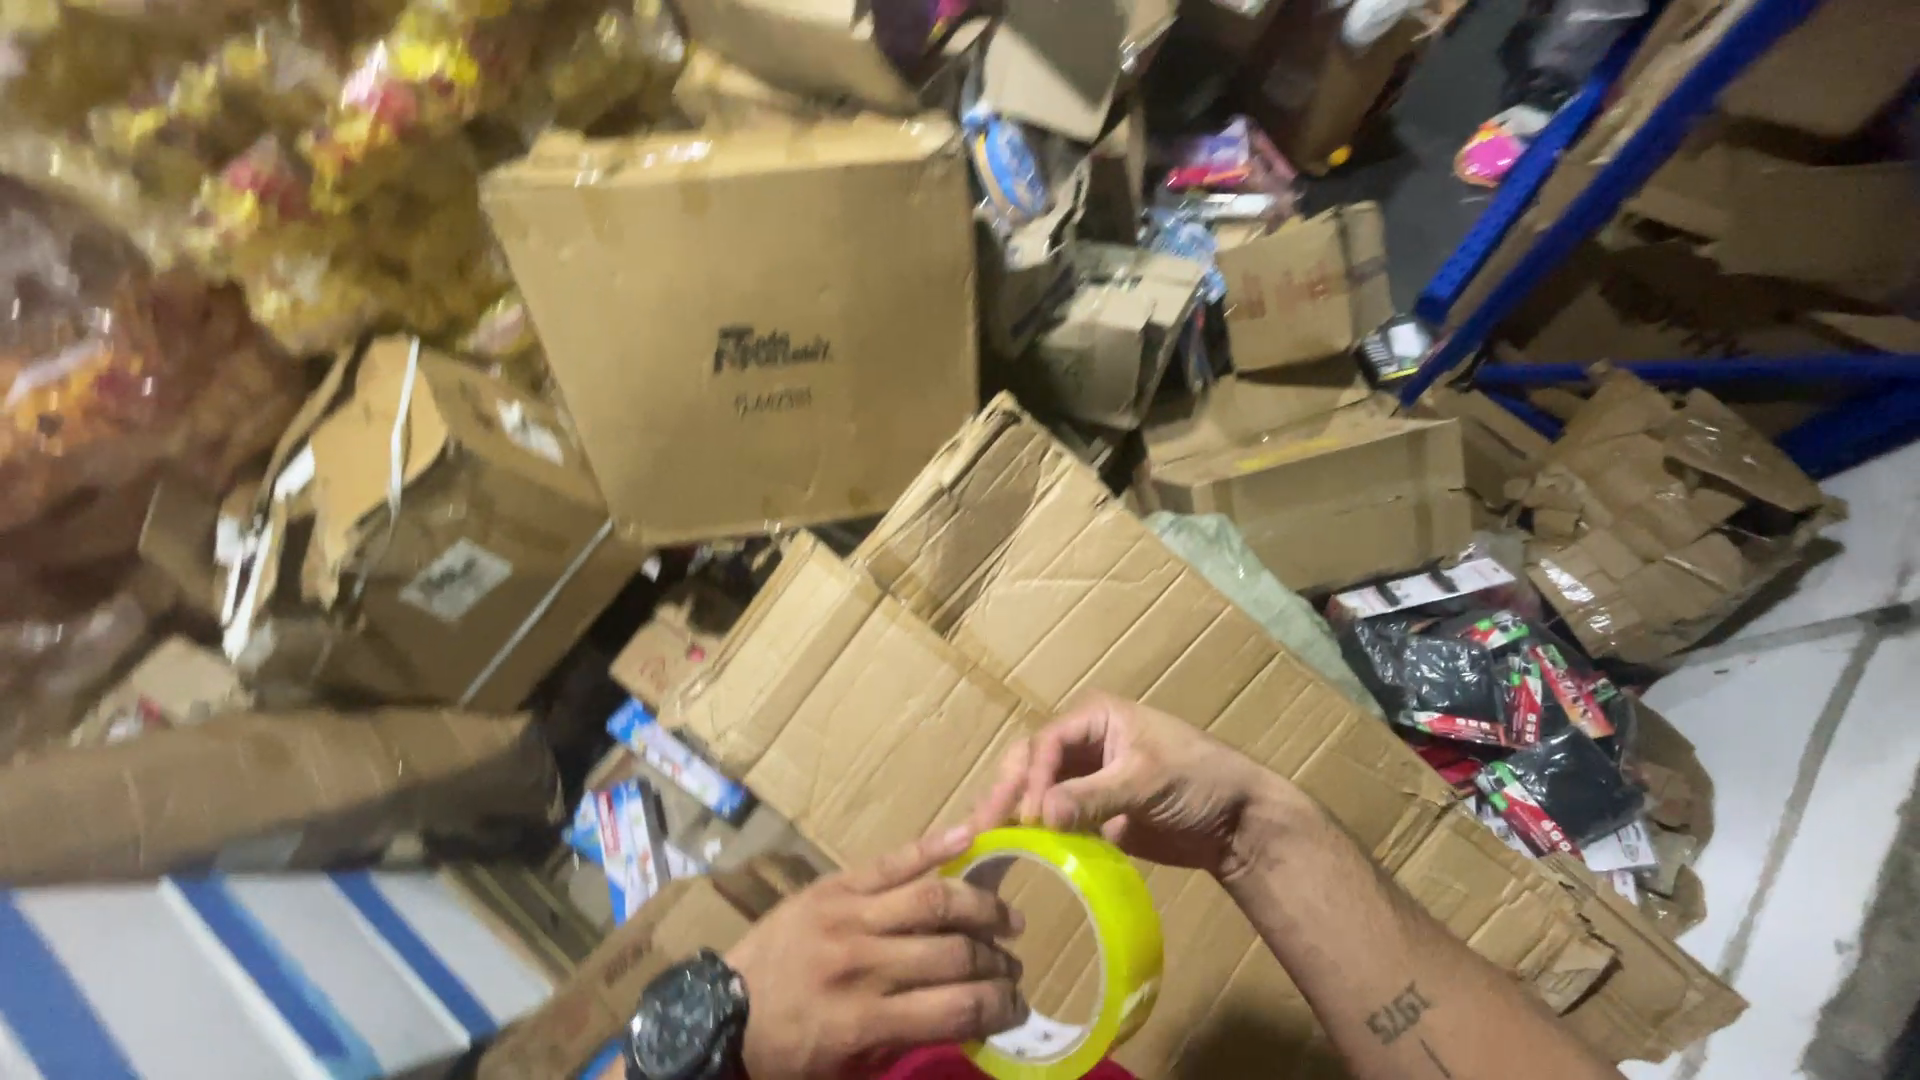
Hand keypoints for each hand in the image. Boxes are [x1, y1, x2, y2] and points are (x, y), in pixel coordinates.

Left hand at [726, 826, 1028, 1079]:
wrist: (720, 1010)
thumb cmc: (785, 1049)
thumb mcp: (844, 1067)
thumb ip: (903, 1041)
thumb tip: (965, 1016)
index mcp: (864, 1019)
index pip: (956, 1008)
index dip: (999, 1007)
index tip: (1017, 1007)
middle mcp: (863, 963)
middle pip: (954, 954)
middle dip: (997, 963)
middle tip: (1014, 966)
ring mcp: (849, 915)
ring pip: (934, 901)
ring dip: (982, 908)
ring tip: (1008, 918)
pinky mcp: (836, 885)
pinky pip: (892, 861)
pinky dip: (934, 847)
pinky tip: (969, 838)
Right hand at [971, 693, 1304, 881]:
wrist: (1238, 821)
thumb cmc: (1198, 780)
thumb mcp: (1145, 779)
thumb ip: (1092, 796)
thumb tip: (1038, 816)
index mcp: (1095, 717)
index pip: (1047, 742)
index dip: (1031, 777)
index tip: (1026, 817)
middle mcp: (1083, 743)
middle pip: (1032, 762)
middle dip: (1008, 792)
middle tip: (982, 827)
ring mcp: (1086, 778)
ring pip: (1037, 790)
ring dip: (1015, 813)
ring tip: (988, 841)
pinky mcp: (1091, 810)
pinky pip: (1055, 818)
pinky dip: (1036, 833)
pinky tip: (1016, 852)